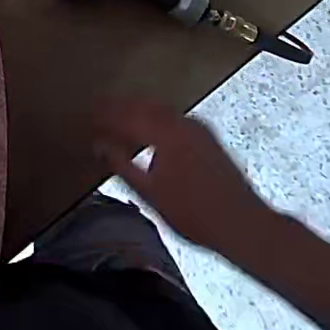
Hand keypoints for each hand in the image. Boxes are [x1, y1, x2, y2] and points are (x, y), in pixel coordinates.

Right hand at [93, 97, 274, 252]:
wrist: (239, 222)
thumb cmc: (195, 213)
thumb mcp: (149, 193)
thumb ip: (122, 165)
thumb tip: (101, 145)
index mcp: (167, 132)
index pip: (128, 115)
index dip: (106, 114)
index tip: (90, 115)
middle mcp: (184, 123)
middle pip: (145, 107)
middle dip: (121, 109)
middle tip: (100, 113)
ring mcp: (199, 128)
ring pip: (161, 111)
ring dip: (139, 113)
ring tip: (119, 123)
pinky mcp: (207, 138)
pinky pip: (175, 120)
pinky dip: (156, 121)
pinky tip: (150, 135)